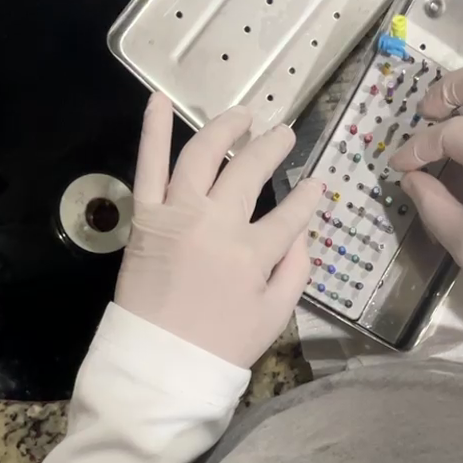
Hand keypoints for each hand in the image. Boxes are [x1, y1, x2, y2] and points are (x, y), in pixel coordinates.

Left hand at [115, 94, 323, 367]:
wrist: (161, 363)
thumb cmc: (222, 345)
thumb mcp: (274, 317)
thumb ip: (295, 272)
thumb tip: (301, 235)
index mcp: (252, 253)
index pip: (290, 214)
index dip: (308, 197)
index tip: (317, 183)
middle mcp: (216, 223)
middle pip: (249, 171)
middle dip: (273, 147)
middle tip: (285, 133)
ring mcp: (177, 214)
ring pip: (203, 154)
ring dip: (225, 127)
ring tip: (244, 115)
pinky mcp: (145, 217)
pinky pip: (148, 165)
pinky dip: (153, 130)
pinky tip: (160, 99)